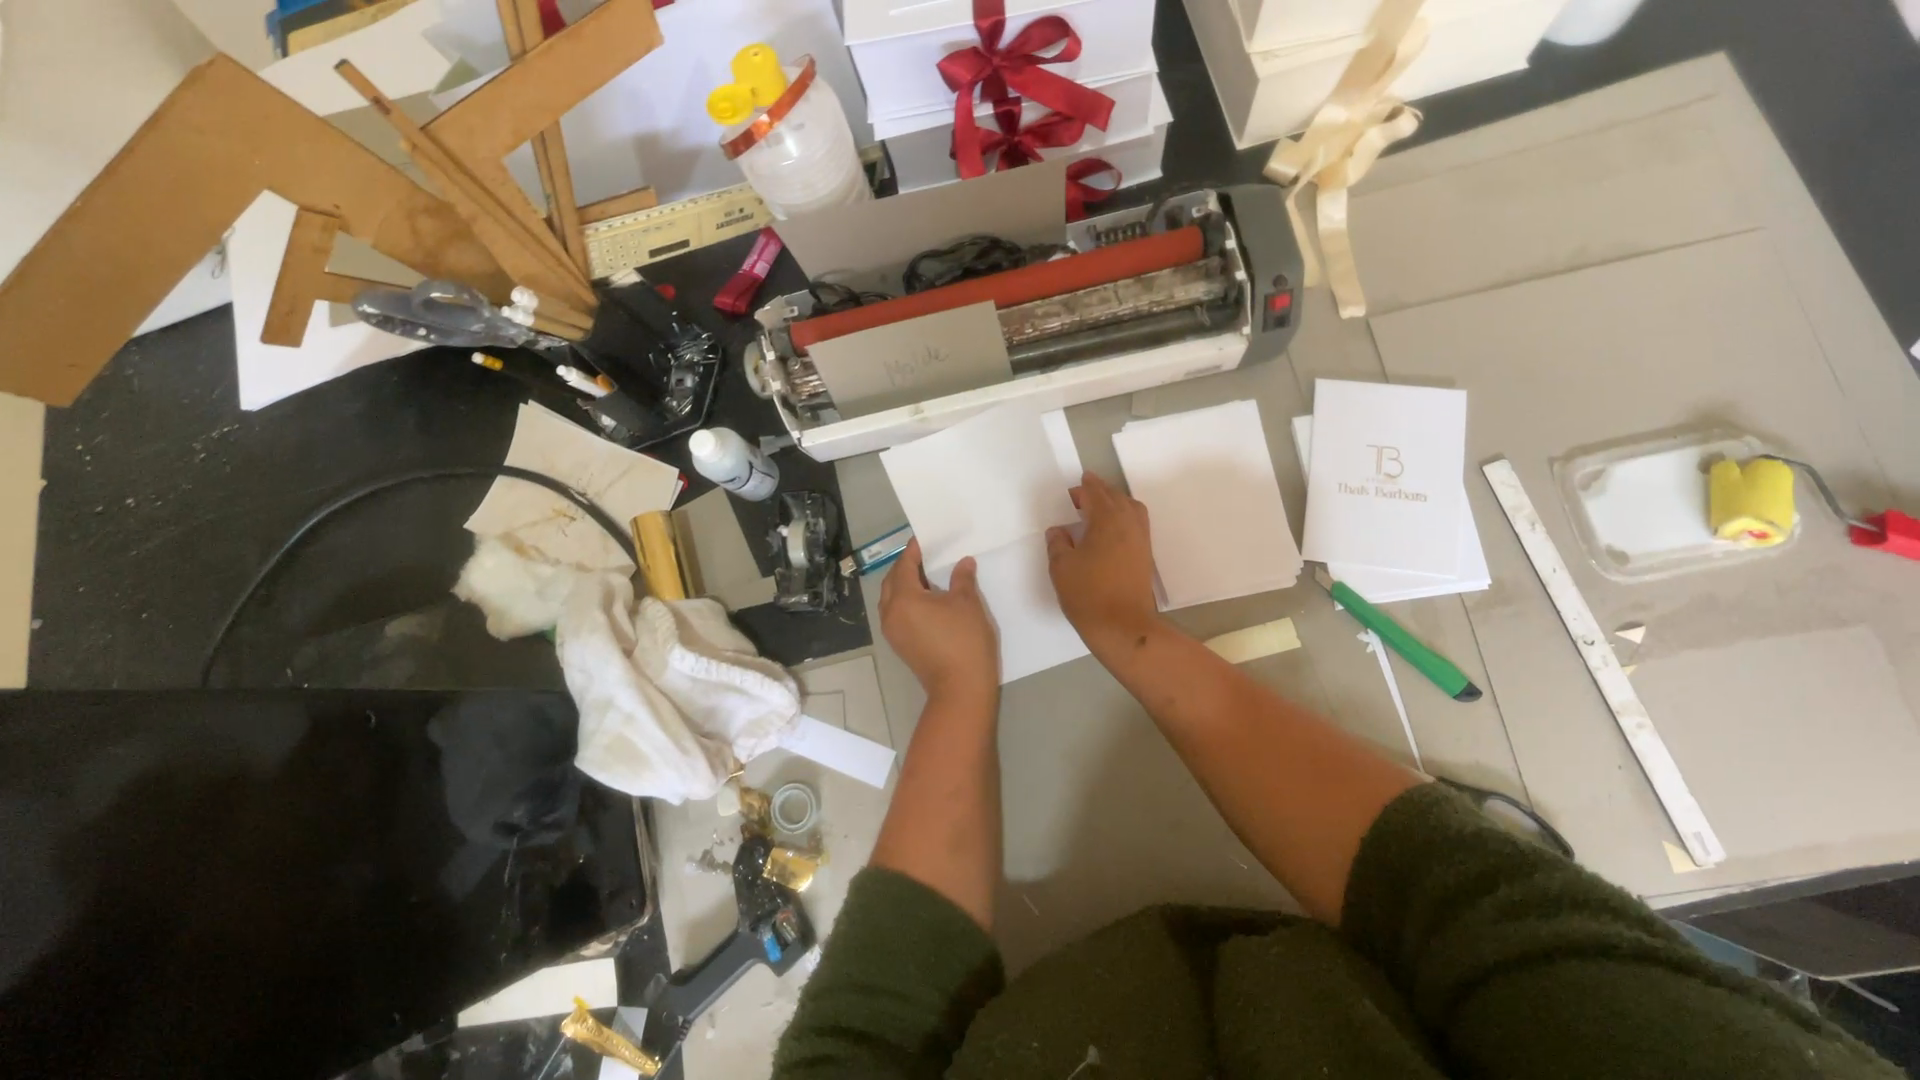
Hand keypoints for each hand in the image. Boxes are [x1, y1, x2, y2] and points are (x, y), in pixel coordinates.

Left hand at [880, 539, 999, 697]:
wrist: (960, 688)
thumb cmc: (964, 640)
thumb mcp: (967, 603)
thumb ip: (962, 578)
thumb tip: (963, 563)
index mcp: (903, 599)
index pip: (904, 565)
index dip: (914, 550)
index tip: (925, 538)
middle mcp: (890, 613)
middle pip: (892, 581)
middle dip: (907, 566)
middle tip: (927, 556)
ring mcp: (892, 632)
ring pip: (892, 599)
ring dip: (905, 585)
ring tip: (928, 576)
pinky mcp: (900, 645)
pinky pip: (897, 614)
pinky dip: (907, 602)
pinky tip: (927, 600)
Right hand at [1046, 471, 1159, 652]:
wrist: (1123, 626)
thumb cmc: (1088, 594)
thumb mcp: (1061, 567)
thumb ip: (1057, 544)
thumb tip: (1059, 531)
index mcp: (1107, 519)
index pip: (1095, 494)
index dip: (1082, 490)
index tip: (1070, 493)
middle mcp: (1128, 523)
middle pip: (1115, 497)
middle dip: (1099, 492)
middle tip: (1082, 495)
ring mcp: (1141, 539)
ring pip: (1130, 508)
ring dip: (1114, 503)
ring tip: (1098, 509)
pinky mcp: (1145, 556)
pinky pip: (1136, 524)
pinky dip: (1124, 518)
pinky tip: (1111, 530)